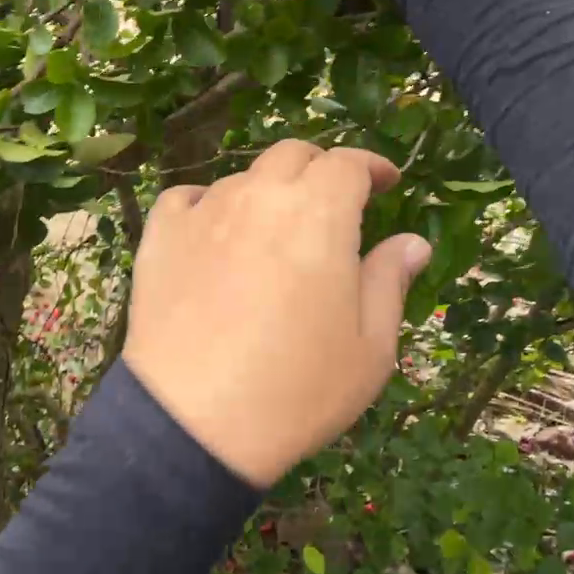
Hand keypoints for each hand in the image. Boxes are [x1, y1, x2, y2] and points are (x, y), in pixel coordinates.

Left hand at [121, 140, 432, 487]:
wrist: (194, 417)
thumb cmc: (297, 387)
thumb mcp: (369, 346)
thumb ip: (389, 281)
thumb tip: (412, 241)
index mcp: (317, 213)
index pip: (347, 164)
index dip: (371, 166)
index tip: (385, 181)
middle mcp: (257, 196)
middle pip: (292, 156)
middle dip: (321, 169)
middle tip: (335, 202)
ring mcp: (203, 210)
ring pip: (243, 179)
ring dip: (268, 193)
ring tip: (276, 234)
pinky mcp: (162, 231)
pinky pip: (188, 198)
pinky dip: (209, 205)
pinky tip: (216, 234)